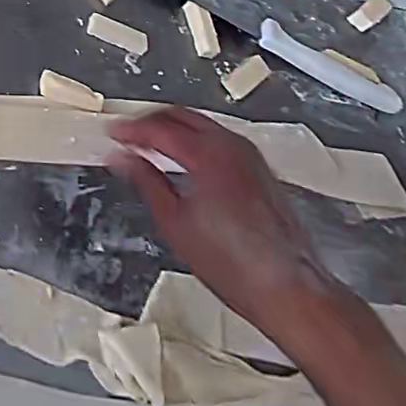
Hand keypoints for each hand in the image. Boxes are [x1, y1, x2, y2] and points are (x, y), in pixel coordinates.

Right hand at [111, 109, 405, 405]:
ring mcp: (248, 153)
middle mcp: (230, 144)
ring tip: (149, 146)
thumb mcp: (176, 223)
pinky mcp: (258, 166)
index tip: (113, 134)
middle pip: (180, 115)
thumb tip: (122, 158)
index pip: (159, 128)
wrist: (291, 290)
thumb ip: (146, 181)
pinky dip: (193, 138)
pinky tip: (182, 158)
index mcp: (208, 154)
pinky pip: (217, 137)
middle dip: (150, 121)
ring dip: (172, 128)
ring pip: (200, 123)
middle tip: (128, 137)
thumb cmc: (233, 265)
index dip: (131, 129)